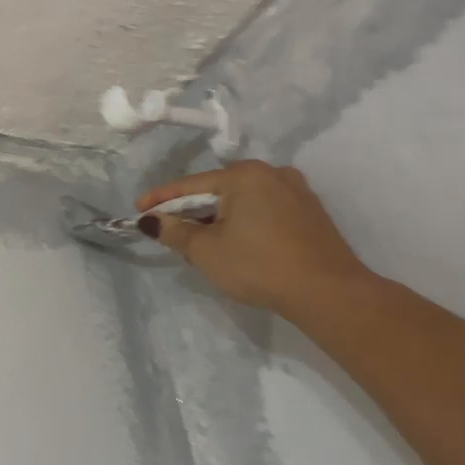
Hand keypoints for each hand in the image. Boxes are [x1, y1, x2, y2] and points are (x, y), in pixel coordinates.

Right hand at [137, 161, 372, 313]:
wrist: (326, 291)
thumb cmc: (258, 265)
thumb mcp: (206, 250)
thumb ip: (175, 232)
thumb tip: (150, 221)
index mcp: (245, 175)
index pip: (191, 185)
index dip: (161, 199)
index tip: (138, 209)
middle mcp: (272, 173)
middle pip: (218, 190)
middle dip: (192, 211)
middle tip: (171, 234)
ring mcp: (296, 191)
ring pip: (242, 201)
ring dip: (218, 218)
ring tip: (203, 244)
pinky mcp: (310, 212)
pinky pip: (264, 210)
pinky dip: (244, 223)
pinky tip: (237, 244)